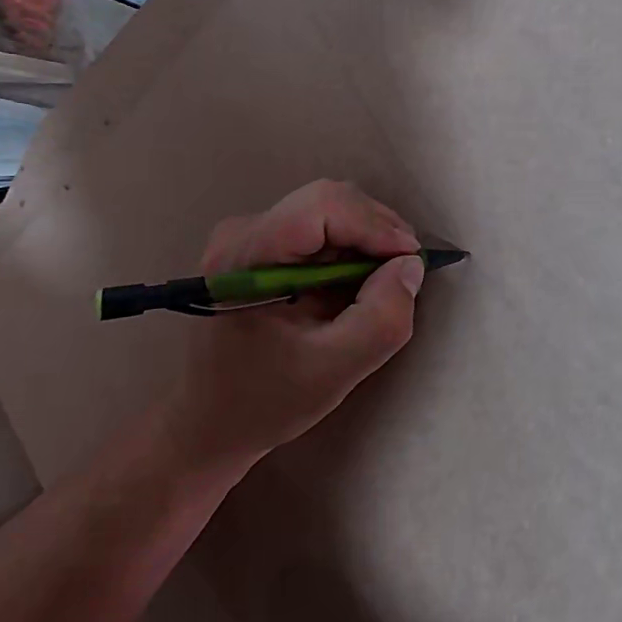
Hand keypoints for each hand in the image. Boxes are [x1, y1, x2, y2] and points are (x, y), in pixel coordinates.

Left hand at [158, 180, 423, 474]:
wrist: (210, 421)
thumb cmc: (265, 400)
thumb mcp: (336, 371)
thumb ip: (382, 318)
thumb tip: (411, 266)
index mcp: (245, 260)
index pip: (321, 207)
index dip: (374, 225)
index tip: (410, 259)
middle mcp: (243, 233)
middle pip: (329, 200)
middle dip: (377, 230)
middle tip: (405, 270)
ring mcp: (251, 234)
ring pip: (331, 208)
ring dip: (369, 238)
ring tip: (385, 280)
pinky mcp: (264, 244)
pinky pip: (324, 225)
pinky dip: (354, 246)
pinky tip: (360, 281)